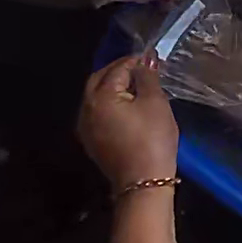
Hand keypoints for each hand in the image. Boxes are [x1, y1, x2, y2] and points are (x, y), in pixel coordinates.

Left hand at [78, 54, 179, 187]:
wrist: (143, 184)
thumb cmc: (152, 139)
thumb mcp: (155, 102)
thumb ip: (148, 76)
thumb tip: (146, 58)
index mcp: (99, 97)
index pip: (117, 68)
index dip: (136, 61)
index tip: (153, 59)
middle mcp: (86, 110)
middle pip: (99, 79)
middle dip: (119, 70)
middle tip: (142, 68)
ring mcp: (86, 128)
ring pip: (96, 96)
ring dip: (113, 86)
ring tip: (137, 85)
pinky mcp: (92, 141)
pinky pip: (97, 112)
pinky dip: (110, 102)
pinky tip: (128, 105)